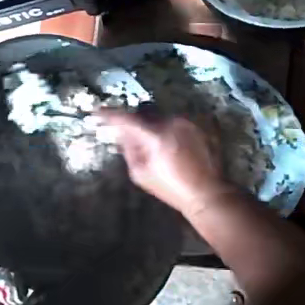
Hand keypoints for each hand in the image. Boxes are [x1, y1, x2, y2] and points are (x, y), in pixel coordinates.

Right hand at [95, 109, 236, 216]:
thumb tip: (122, 133)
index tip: (97, 111)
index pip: (126, 119)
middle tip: (130, 140)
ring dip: (151, 128)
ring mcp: (186, 123)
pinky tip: (170, 150)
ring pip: (159, 119)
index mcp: (156, 136)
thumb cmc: (171, 188)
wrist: (206, 192)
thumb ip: (128, 149)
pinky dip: (166, 131)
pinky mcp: (196, 127)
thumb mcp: (140, 173)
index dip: (109, 115)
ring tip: (155, 150)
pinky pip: (173, 124)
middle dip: (134, 125)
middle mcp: (171, 122)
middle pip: (143, 116)